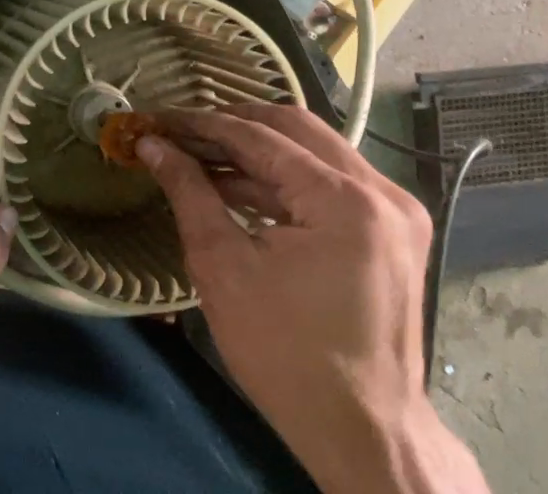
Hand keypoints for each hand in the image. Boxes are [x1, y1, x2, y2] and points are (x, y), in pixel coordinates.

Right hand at [137, 104, 488, 493]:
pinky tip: (236, 189)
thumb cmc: (283, 351)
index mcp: (345, 199)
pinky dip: (282, 180)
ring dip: (256, 151)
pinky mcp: (392, 232)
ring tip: (198, 159)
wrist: (360, 428)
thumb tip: (152, 145)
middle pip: (295, 129)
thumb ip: (188, 191)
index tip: (157, 120)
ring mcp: (395, 211)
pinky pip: (330, 182)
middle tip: (179, 134)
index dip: (201, 125)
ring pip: (314, 151)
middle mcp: (382, 192)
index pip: (260, 137)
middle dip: (231, 126)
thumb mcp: (222, 265)